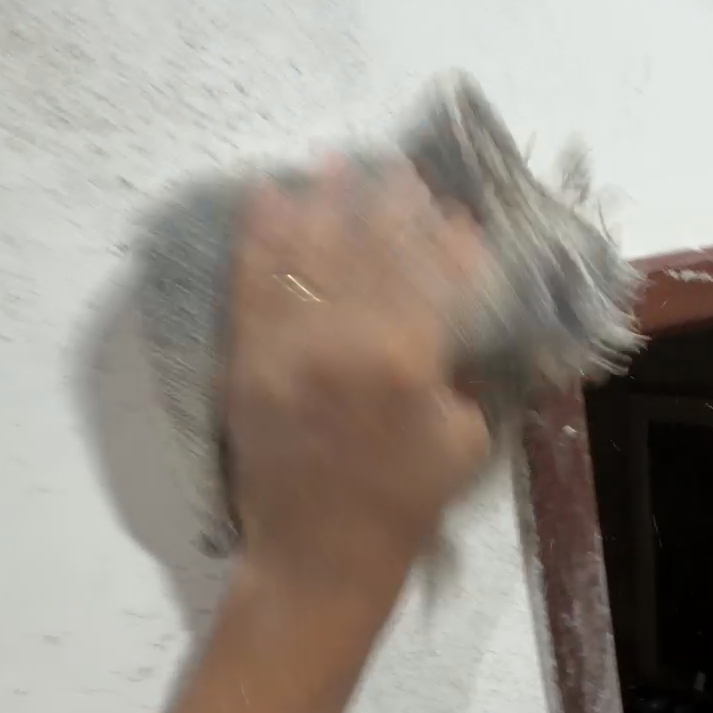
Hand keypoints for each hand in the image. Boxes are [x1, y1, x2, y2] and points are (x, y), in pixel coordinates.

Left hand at [221, 158, 491, 586]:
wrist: (319, 551)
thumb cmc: (405, 501)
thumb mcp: (465, 441)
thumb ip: (465, 373)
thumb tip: (462, 320)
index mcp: (409, 363)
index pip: (436, 279)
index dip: (452, 243)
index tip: (459, 216)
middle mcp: (346, 341)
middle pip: (374, 252)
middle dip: (392, 205)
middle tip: (401, 169)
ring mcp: (288, 345)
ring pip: (312, 253)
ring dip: (326, 201)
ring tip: (335, 160)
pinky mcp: (247, 357)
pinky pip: (252, 282)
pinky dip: (260, 234)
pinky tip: (268, 195)